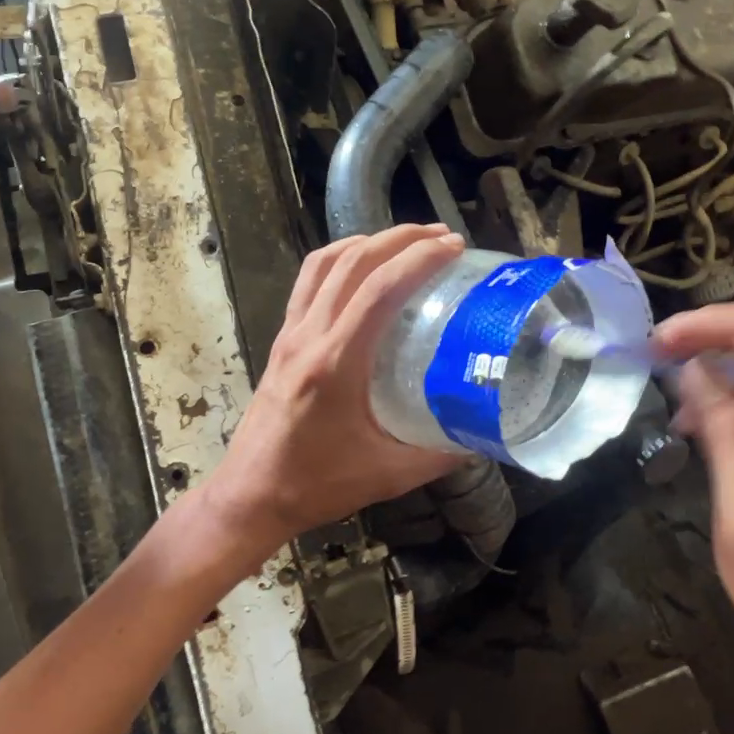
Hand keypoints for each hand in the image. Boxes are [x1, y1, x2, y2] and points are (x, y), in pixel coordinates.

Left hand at [208, 224, 468, 544]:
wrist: (249, 496)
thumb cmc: (315, 486)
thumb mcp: (387, 475)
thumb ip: (439, 453)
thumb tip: (484, 432)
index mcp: (335, 363)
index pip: (379, 289)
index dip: (419, 258)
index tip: (454, 247)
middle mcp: (308, 336)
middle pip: (353, 262)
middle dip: (401, 239)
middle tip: (443, 237)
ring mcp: (289, 334)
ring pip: (325, 263)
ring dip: (368, 241)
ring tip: (406, 241)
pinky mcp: (281, 341)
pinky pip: (309, 282)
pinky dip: (338, 259)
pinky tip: (362, 267)